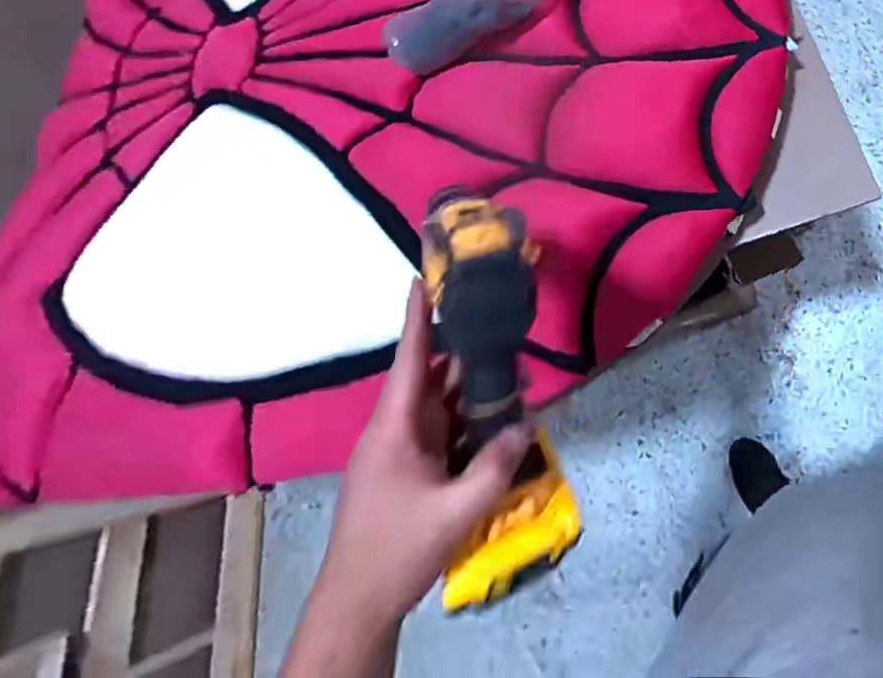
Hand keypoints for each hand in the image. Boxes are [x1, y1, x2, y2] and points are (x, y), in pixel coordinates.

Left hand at [314, 280, 532, 623]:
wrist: (357, 604)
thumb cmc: (397, 549)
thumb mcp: (457, 509)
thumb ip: (495, 464)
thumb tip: (525, 422)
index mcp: (396, 426)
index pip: (409, 357)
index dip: (417, 316)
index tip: (423, 278)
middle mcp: (397, 427)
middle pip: (434, 375)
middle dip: (471, 355)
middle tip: (511, 336)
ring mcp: (403, 447)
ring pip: (441, 401)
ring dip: (474, 389)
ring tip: (518, 376)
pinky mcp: (410, 465)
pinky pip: (443, 427)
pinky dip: (468, 417)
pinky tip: (498, 417)